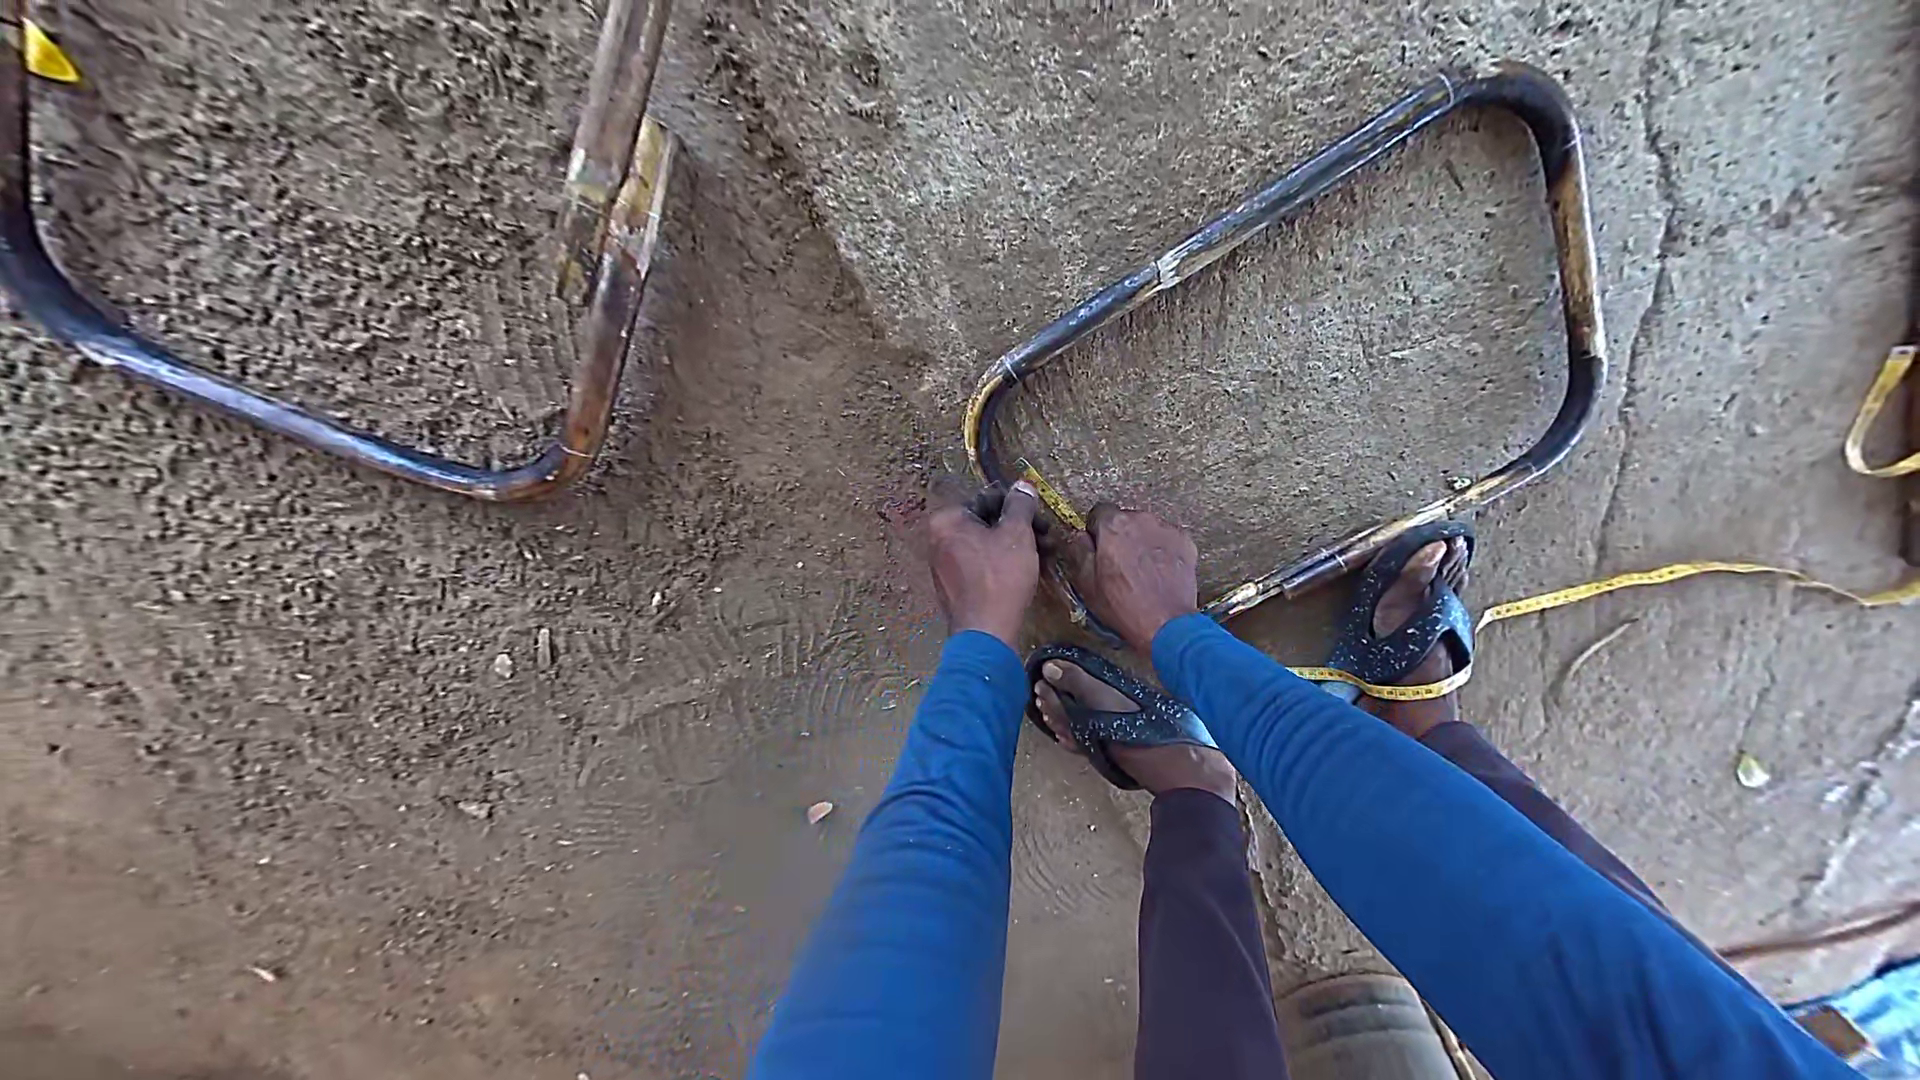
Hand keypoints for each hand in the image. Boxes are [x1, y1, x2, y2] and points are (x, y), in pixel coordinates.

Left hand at [925, 481, 1042, 647]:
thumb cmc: (1000, 578)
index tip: (1039, 515)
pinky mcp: (955, 587)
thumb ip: (1020, 505)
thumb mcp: (1016, 534)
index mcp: (947, 521)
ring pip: (987, 545)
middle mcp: (939, 540)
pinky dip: (1004, 563)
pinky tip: (1029, 570)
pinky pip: (981, 565)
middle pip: (986, 522)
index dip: (1017, 505)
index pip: (986, 498)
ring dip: (1017, 545)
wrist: (986, 633)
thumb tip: (1023, 485)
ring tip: (1045, 553)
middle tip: (1046, 534)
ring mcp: (945, 565)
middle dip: (1019, 527)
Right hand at [1063, 503, 1198, 655]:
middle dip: (1120, 537)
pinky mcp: (1185, 542)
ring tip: (1141, 572)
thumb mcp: (1085, 581)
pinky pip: (1167, 540)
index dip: (1096, 531)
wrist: (1165, 623)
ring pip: (1147, 529)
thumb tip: (1079, 536)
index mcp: (1113, 525)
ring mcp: (1166, 530)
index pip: (1098, 512)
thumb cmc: (1124, 605)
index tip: (1098, 548)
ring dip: (1142, 543)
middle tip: (1119, 565)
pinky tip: (1158, 573)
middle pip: (1124, 520)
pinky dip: (1162, 551)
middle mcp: (1141, 520)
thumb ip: (1078, 549)